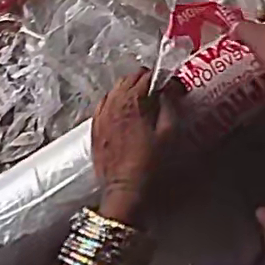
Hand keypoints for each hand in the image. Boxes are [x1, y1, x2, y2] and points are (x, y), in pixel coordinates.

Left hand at [90, 70, 178, 220]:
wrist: (124, 189)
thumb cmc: (151, 162)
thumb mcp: (169, 132)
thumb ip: (170, 105)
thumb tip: (170, 89)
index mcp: (133, 101)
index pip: (146, 75)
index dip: (160, 78)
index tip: (170, 86)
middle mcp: (114, 102)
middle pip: (129, 78)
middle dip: (144, 81)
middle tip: (157, 93)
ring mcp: (101, 114)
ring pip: (115, 89)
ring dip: (129, 89)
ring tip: (141, 102)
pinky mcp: (95, 126)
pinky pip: (104, 103)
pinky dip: (115, 101)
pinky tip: (123, 111)